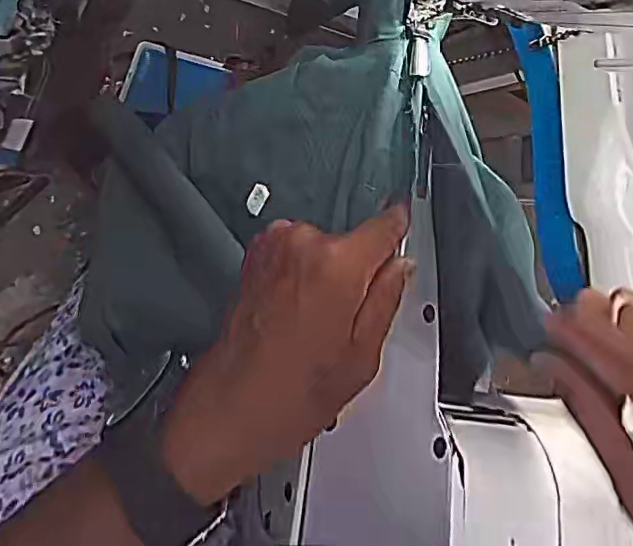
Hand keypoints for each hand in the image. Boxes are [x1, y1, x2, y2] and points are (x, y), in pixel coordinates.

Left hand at [158, 204, 414, 504]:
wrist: (228, 407)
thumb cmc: (287, 394)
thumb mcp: (361, 357)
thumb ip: (387, 298)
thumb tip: (400, 267)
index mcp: (337, 265)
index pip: (385, 224)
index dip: (400, 228)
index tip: (405, 224)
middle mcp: (304, 244)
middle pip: (353, 241)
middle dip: (358, 270)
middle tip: (347, 316)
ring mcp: (277, 244)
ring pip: (325, 247)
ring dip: (326, 272)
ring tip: (314, 321)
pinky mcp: (258, 252)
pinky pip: (298, 251)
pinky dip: (301, 273)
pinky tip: (295, 313)